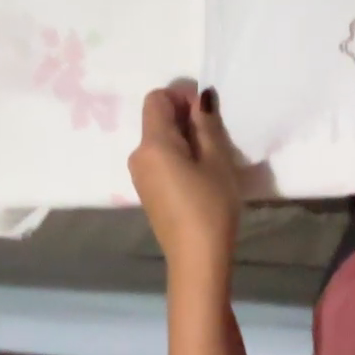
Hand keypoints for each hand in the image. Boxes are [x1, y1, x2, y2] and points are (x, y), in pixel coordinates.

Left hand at [128, 82, 239, 276]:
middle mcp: (138, 155)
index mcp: (152, 144)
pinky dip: (179, 156)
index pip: (157, 98)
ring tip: (212, 160)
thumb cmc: (211, 205)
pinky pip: (160, 159)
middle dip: (186, 118)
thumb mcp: (216, 159)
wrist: (197, 257)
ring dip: (185, 138)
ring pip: (160, 140)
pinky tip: (200, 177)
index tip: (208, 115)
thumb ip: (206, 124)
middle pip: (157, 118)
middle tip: (216, 138)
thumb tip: (200, 98)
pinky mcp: (148, 190)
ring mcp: (140, 175)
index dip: (182, 97)